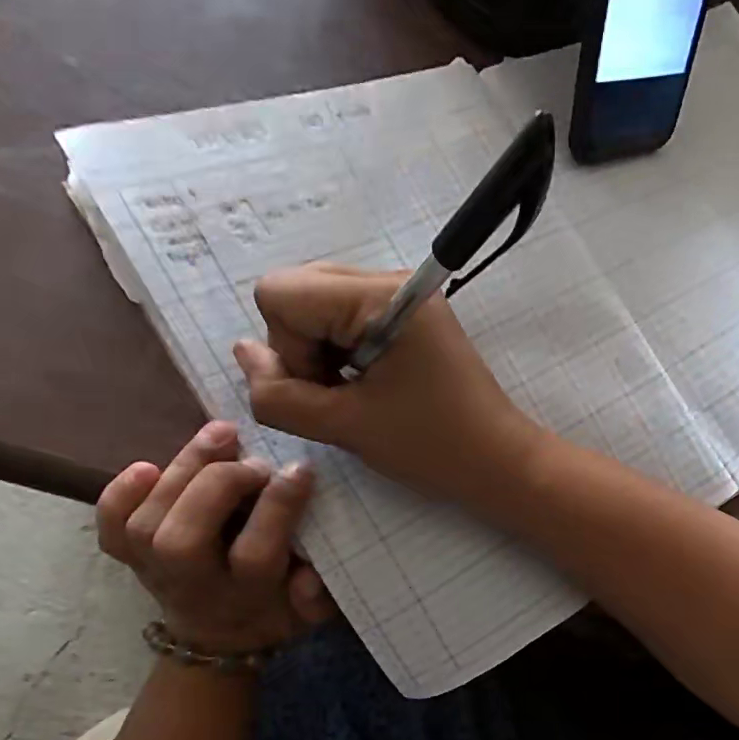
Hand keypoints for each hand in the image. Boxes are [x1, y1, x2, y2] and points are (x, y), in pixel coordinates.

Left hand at [97, 421, 331, 654]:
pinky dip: (120, 493)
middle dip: (218, 485)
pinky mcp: (128, 555)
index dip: (278, 507)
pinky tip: (149, 467)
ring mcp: (152, 569)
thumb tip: (309, 577)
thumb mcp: (308, 612)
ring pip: (147, 523)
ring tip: (219, 436)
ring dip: (181, 471)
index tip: (301, 469)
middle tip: (254, 458)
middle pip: (184, 538)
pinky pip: (110, 525)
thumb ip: (317, 599)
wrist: (216, 635)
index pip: (254, 554)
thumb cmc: (272, 610)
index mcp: (243, 596)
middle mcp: (191, 584)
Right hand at [234, 262, 545, 503]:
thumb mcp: (343, 426)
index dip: (287, 348)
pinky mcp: (403, 315)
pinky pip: (341, 320)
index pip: (280, 292)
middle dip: (301, 349)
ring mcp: (397, 294)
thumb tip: (241, 352)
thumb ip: (278, 393)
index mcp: (378, 295)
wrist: (497, 460)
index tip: (326, 388)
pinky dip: (338, 354)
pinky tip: (367, 385)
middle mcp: (386, 279)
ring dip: (318, 355)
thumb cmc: (430, 446)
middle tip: (340, 394)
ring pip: (314, 308)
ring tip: (357, 394)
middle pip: (295, 294)